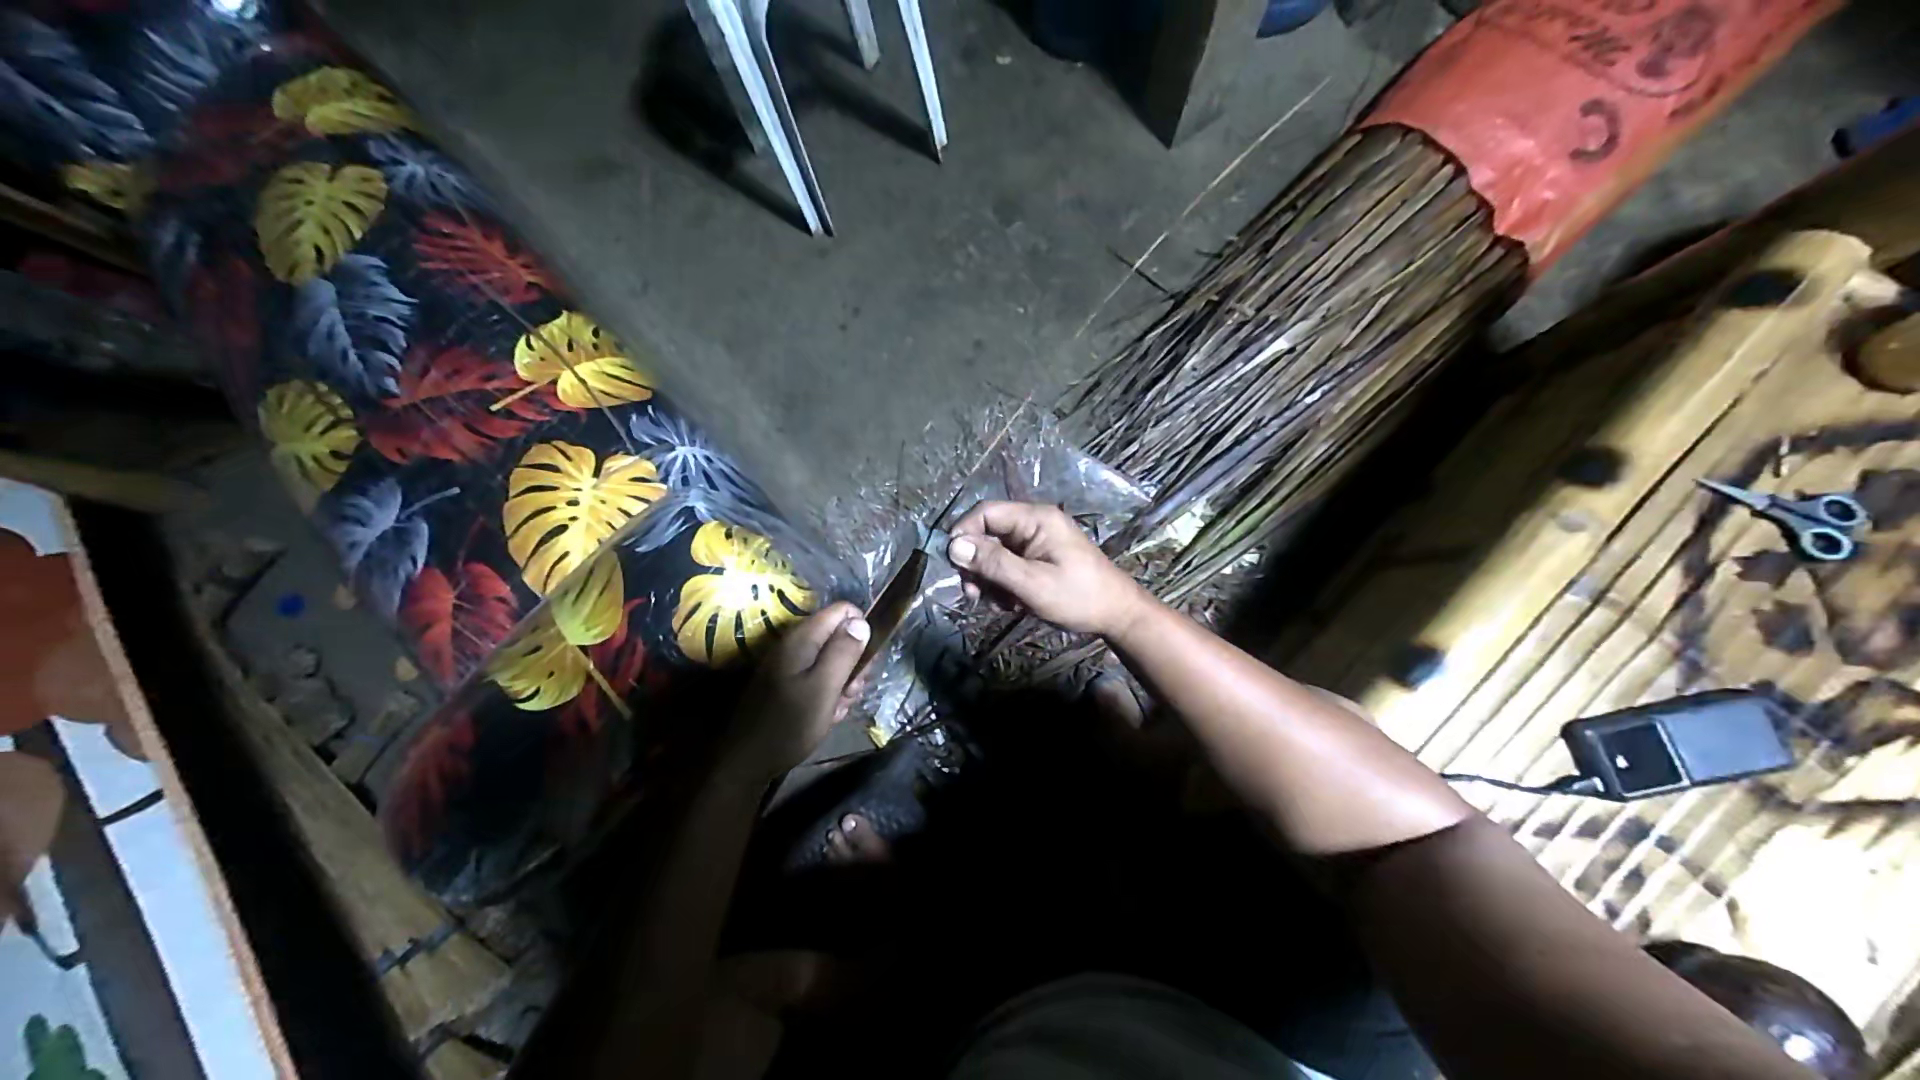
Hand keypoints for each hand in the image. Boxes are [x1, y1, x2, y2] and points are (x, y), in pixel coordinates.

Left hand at [720, 602, 870, 786]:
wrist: (748, 761)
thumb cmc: (789, 724)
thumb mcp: (824, 688)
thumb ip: (843, 652)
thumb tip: (861, 621)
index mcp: (803, 638)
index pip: (843, 611)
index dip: (861, 630)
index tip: (864, 662)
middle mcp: (796, 644)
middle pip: (840, 636)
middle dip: (853, 663)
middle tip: (851, 692)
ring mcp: (790, 664)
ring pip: (832, 661)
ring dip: (843, 683)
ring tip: (837, 709)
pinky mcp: (788, 683)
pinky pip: (819, 679)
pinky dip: (829, 695)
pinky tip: (827, 716)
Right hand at [947, 501, 1154, 637]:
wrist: (1117, 615)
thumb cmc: (1078, 597)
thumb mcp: (1032, 583)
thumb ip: (993, 564)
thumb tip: (953, 546)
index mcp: (1036, 519)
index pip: (985, 512)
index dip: (964, 534)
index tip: (955, 565)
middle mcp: (1034, 524)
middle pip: (987, 534)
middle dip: (976, 564)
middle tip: (974, 594)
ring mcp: (1036, 542)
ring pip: (994, 553)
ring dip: (989, 579)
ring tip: (999, 604)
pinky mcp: (1038, 559)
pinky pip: (1008, 566)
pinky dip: (1003, 585)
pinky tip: (1012, 604)